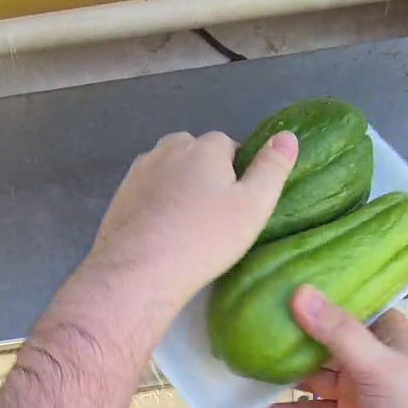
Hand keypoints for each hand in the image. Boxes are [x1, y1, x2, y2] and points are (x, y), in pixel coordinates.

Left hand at [75, 130, 297, 332]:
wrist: (141, 270)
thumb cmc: (205, 239)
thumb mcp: (253, 206)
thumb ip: (272, 169)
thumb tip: (287, 137)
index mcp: (205, 146)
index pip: (230, 146)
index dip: (238, 174)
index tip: (239, 205)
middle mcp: (169, 148)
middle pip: (196, 155)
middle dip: (206, 177)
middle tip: (213, 218)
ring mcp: (139, 171)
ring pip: (169, 172)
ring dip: (180, 189)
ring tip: (187, 227)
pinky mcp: (120, 196)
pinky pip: (148, 194)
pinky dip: (157, 206)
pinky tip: (162, 234)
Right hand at [262, 286, 407, 407]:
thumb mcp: (376, 365)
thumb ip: (337, 331)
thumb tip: (299, 291)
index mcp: (389, 338)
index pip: (353, 309)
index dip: (323, 298)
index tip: (284, 286)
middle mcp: (374, 362)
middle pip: (329, 343)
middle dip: (297, 337)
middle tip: (254, 324)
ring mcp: (362, 395)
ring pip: (319, 379)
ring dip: (290, 376)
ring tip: (251, 365)